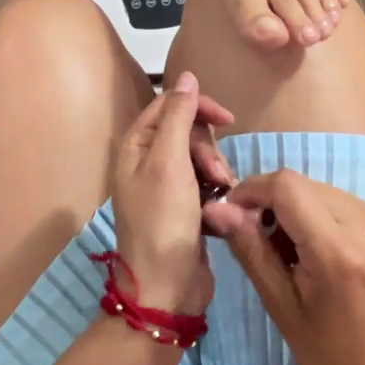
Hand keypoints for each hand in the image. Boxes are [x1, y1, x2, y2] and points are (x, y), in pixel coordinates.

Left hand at [111, 72, 235, 313]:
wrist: (166, 289)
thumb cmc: (163, 221)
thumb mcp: (169, 163)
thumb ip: (178, 116)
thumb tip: (187, 76)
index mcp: (135, 146)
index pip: (169, 104)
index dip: (199, 107)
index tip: (228, 120)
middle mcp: (146, 162)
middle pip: (187, 131)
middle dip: (208, 148)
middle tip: (217, 174)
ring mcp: (164, 186)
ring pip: (200, 157)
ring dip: (216, 171)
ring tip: (221, 195)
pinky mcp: (183, 208)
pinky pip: (205, 184)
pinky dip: (216, 191)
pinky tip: (221, 208)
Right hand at [204, 170, 364, 364]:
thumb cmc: (333, 354)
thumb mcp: (282, 307)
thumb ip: (250, 249)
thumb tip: (215, 207)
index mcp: (338, 250)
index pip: (286, 186)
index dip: (252, 190)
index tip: (233, 213)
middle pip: (301, 184)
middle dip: (272, 203)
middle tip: (261, 242)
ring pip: (318, 188)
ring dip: (294, 208)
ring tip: (290, 252)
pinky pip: (338, 199)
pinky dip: (317, 213)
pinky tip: (316, 249)